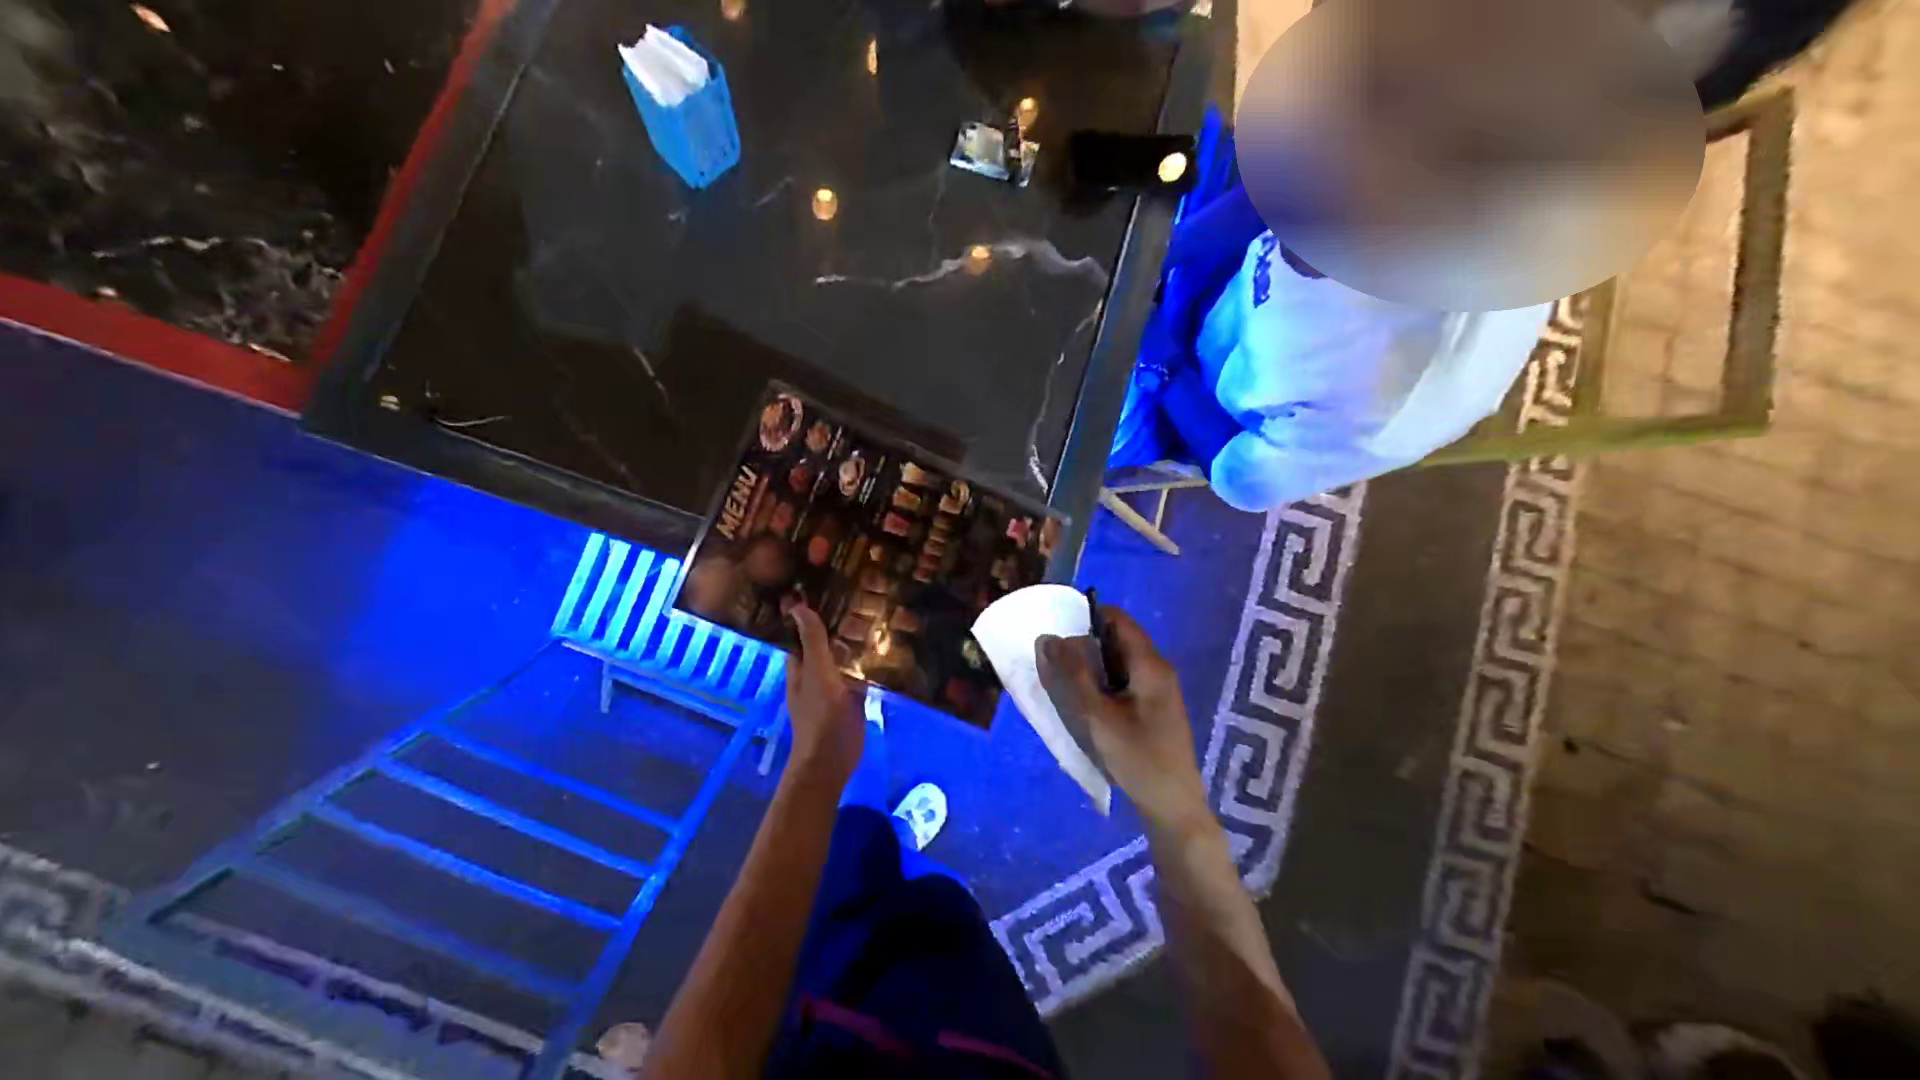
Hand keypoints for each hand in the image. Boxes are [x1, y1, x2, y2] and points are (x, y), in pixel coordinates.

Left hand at [784, 604, 863, 787]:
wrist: (832, 761)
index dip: (808, 613)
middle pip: (824, 644)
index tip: (825, 589)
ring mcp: (834, 688)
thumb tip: (797, 605)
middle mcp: (815, 674)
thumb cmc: (820, 717)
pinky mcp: (852, 700)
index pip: (801, 633)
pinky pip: (858, 675)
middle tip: (860, 596)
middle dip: (836, 626)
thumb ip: (812, 642)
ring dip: (853, 644)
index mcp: (801, 667)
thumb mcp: (817, 674)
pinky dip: (867, 663)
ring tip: (876, 616)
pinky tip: (884, 651)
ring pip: (842, 659)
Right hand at [1037, 607, 1210, 833]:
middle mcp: (1158, 669)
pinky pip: (1124, 681)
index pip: (1118, 619)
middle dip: (1085, 646)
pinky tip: (1087, 705)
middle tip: (1056, 666)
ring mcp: (1159, 689)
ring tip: (1067, 686)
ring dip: (1092, 668)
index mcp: (1150, 665)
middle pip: (1117, 640)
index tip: (1058, 635)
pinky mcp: (1154, 708)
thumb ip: (1072, 676)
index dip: (1086, 619)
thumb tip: (1048, 638)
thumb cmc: (1138, 759)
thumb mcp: (1098, 717)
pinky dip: (1103, 685)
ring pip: (1119, 662)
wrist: (1173, 806)